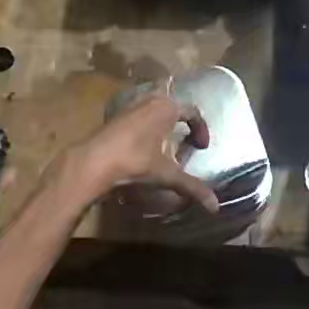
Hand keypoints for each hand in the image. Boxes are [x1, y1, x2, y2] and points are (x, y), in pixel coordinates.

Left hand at [50, 92, 219, 213]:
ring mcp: (129, 106)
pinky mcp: (114, 116)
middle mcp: (149, 101)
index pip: (192, 112)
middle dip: (182, 118)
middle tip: (187, 136)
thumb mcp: (166, 175)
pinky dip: (146, 123)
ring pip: (153, 105)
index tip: (202, 147)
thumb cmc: (135, 162)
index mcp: (166, 108)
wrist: (93, 162)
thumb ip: (192, 187)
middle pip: (172, 103)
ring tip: (166, 138)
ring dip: (162, 119)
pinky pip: (138, 113)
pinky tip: (143, 143)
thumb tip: (215, 207)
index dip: (201, 129)